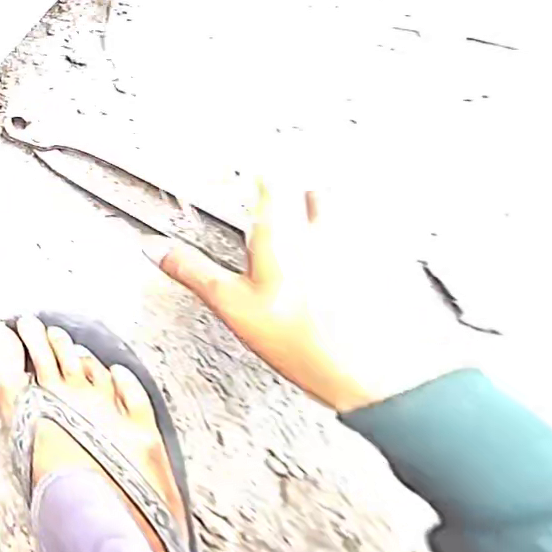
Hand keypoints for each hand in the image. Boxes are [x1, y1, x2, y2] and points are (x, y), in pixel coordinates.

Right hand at [155, 181, 463, 412]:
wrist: (389, 384)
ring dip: (330, 215)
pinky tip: (351, 268)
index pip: (269, 181)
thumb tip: (157, 249)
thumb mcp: (234, 307)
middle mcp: (326, 234)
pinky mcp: (394, 276)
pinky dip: (361, 247)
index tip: (247, 167)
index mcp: (283, 234)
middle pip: (314, 193)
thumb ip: (193, 271)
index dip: (256, 170)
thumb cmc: (312, 345)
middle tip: (285, 196)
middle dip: (298, 192)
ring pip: (347, 217)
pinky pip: (375, 246)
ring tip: (316, 227)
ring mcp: (364, 252)